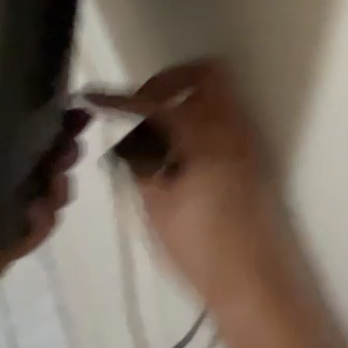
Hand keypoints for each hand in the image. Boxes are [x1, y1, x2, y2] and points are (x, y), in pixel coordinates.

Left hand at [0, 91, 89, 347]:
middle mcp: (0, 184)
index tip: (71, 108)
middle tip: (72, 146)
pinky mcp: (15, 243)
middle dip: (64, 150)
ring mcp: (10, 214)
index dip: (49, 121)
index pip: (26, 134)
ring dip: (60, 183)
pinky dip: (44, 218)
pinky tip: (37, 212)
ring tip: (57, 180)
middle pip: (47, 160)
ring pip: (51, 191)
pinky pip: (42, 225)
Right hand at [84, 60, 342, 347]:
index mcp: (202, 136)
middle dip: (167, 83)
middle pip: (203, 74)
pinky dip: (200, 114)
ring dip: (186, 96)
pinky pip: (226, 111)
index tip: (95, 97)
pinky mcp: (252, 148)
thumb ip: (142, 162)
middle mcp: (230, 124)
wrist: (252, 273)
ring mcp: (246, 133)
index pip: (153, 104)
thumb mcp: (157, 205)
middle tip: (140, 106)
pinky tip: (179, 144)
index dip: (119, 99)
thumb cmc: (200, 245)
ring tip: (157, 126)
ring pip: (218, 89)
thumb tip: (130, 138)